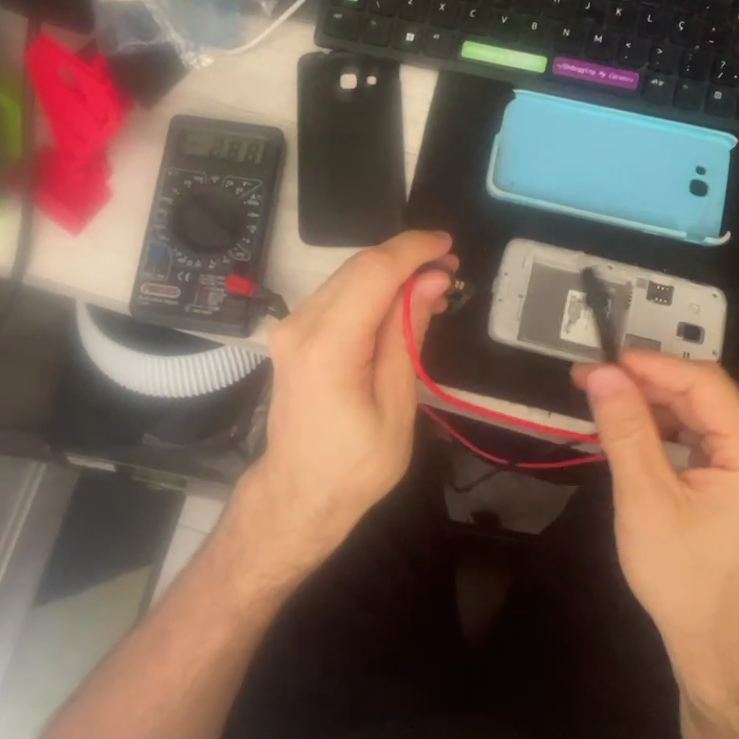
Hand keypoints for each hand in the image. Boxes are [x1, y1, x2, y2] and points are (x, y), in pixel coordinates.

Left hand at [237, 231, 455, 571]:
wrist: (299, 493)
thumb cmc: (355, 464)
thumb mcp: (397, 405)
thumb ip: (409, 335)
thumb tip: (431, 281)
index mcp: (328, 347)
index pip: (373, 272)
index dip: (413, 250)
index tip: (448, 246)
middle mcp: (300, 327)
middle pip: (357, 267)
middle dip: (405, 259)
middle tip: (449, 269)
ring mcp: (289, 329)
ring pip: (345, 277)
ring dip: (389, 274)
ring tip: (432, 288)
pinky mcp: (291, 336)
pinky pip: (334, 296)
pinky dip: (369, 292)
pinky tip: (398, 305)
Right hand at [572, 352, 738, 695]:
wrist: (708, 639)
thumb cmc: (681, 575)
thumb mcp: (646, 499)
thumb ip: (625, 431)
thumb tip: (601, 374)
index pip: (705, 385)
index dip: (651, 366)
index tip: (600, 363)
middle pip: (701, 394)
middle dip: (645, 382)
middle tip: (589, 379)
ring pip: (694, 412)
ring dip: (647, 402)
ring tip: (598, 397)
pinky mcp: (729, 478)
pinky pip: (692, 435)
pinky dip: (657, 426)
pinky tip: (625, 426)